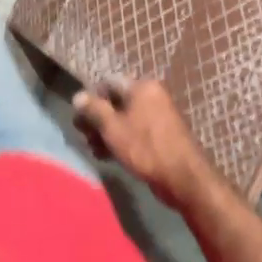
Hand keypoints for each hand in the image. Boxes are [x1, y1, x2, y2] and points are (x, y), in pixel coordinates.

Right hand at [73, 79, 216, 208]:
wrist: (183, 179)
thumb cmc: (145, 148)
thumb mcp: (112, 127)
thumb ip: (93, 109)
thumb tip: (78, 96)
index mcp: (142, 88)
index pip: (107, 83)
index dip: (91, 98)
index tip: (80, 118)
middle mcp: (152, 97)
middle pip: (115, 102)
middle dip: (97, 120)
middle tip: (84, 136)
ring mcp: (158, 117)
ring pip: (123, 119)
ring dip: (106, 133)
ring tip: (95, 150)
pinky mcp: (161, 136)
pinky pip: (135, 132)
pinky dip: (121, 141)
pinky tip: (108, 156)